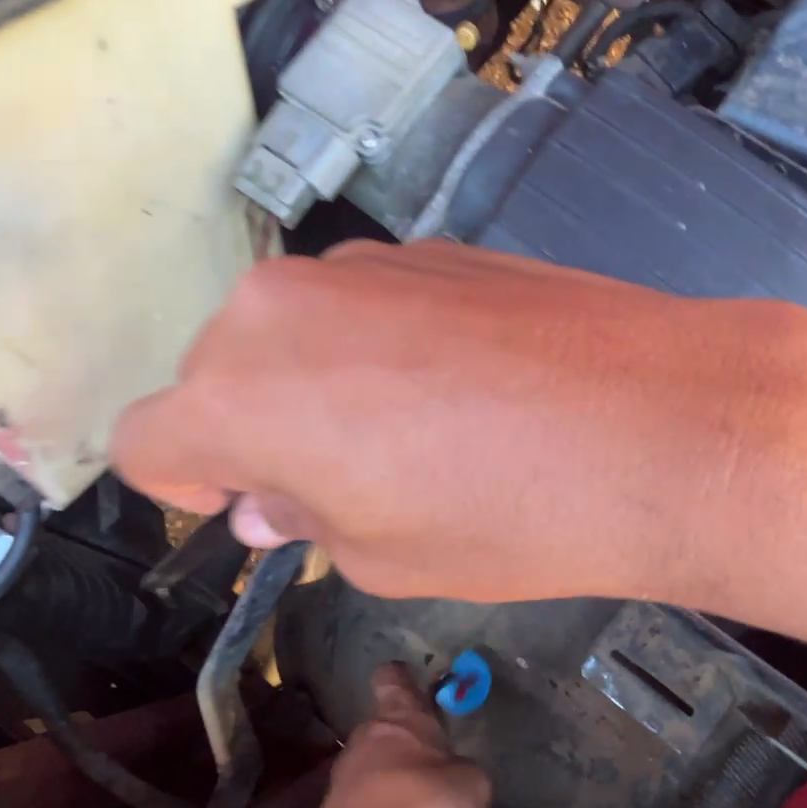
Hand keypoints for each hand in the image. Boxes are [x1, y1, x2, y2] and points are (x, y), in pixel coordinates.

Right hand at [112, 239, 806, 603]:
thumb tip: (268, 502)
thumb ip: (304, 521)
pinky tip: (459, 395)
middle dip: (254, 436)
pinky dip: (378, 353)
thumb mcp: (385, 556)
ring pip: (292, 337)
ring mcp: (361, 265)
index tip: (243, 509)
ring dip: (317, 390)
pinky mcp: (432, 250)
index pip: (147, 440)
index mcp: (242, 392)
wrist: (659, 422)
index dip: (184, 488)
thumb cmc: (510, 515)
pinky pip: (365, 311)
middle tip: (337, 489)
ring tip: (411, 443)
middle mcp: (281, 306)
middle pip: (218, 377)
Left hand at [285, 663, 490, 807]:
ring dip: (403, 789)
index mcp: (397, 719)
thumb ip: (469, 775)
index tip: (414, 679)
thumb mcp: (473, 786)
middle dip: (412, 747)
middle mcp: (366, 741)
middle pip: (387, 731)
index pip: (394, 679)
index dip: (404, 677)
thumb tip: (460, 779)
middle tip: (445, 768)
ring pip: (380, 775)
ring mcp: (347, 784)